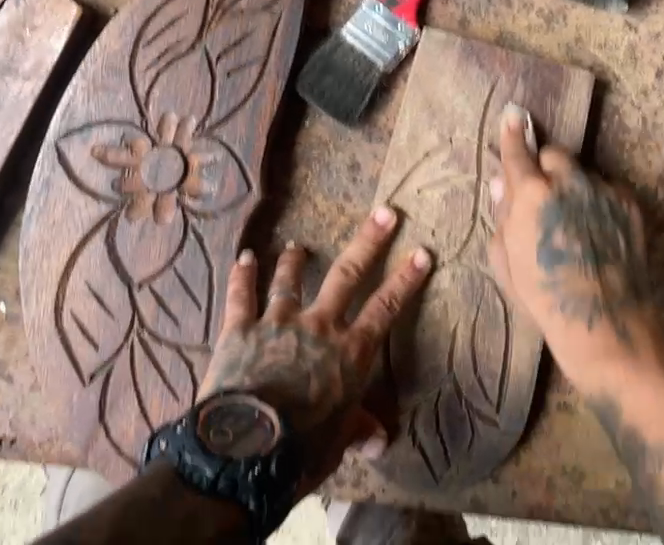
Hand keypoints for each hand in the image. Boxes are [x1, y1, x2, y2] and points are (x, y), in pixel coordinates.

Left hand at [199, 208, 432, 495]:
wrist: (246, 452)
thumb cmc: (302, 449)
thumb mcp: (339, 441)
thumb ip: (358, 430)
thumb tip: (379, 438)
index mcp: (350, 351)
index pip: (386, 307)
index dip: (407, 280)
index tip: (422, 252)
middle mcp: (319, 326)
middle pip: (348, 274)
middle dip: (369, 242)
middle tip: (385, 211)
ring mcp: (278, 323)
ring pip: (289, 281)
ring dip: (293, 261)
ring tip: (296, 245)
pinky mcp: (240, 330)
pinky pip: (242, 297)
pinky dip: (242, 277)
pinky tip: (243, 258)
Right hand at [485, 105, 659, 383]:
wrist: (606, 325)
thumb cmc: (545, 300)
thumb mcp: (506, 262)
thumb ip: (503, 215)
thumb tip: (503, 183)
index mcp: (532, 194)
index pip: (518, 151)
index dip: (513, 132)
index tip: (513, 115)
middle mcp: (569, 181)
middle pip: (554, 155)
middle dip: (545, 169)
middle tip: (542, 198)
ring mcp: (603, 190)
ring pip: (581, 174)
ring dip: (572, 188)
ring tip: (572, 227)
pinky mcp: (628, 204)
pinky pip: (605, 192)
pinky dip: (596, 203)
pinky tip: (594, 236)